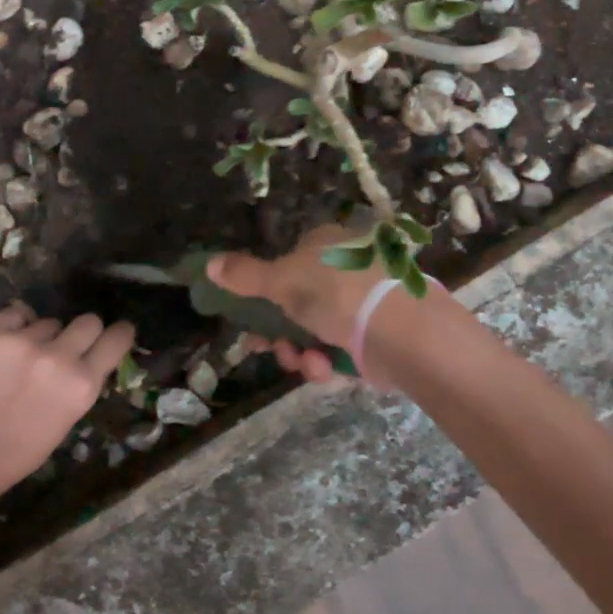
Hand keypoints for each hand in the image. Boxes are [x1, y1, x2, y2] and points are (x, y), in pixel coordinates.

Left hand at [0, 303, 134, 493]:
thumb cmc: (24, 447)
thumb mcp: (70, 416)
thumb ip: (83, 381)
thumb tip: (90, 354)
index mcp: (83, 385)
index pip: (116, 339)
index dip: (119, 333)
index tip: (118, 331)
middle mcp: (59, 357)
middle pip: (88, 321)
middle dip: (82, 332)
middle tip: (67, 346)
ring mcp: (25, 342)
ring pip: (49, 321)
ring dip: (43, 335)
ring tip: (25, 358)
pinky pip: (17, 313)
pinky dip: (16, 325)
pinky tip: (8, 346)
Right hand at [208, 224, 387, 382]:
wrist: (404, 331)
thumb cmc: (337, 293)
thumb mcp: (281, 281)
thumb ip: (244, 275)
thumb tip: (209, 264)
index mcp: (326, 243)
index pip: (287, 264)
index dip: (265, 294)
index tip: (251, 322)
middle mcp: (347, 266)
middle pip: (300, 303)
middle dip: (281, 332)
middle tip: (270, 349)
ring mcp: (367, 301)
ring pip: (318, 330)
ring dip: (303, 352)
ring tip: (307, 363)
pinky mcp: (382, 334)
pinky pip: (344, 349)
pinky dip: (331, 361)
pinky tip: (329, 369)